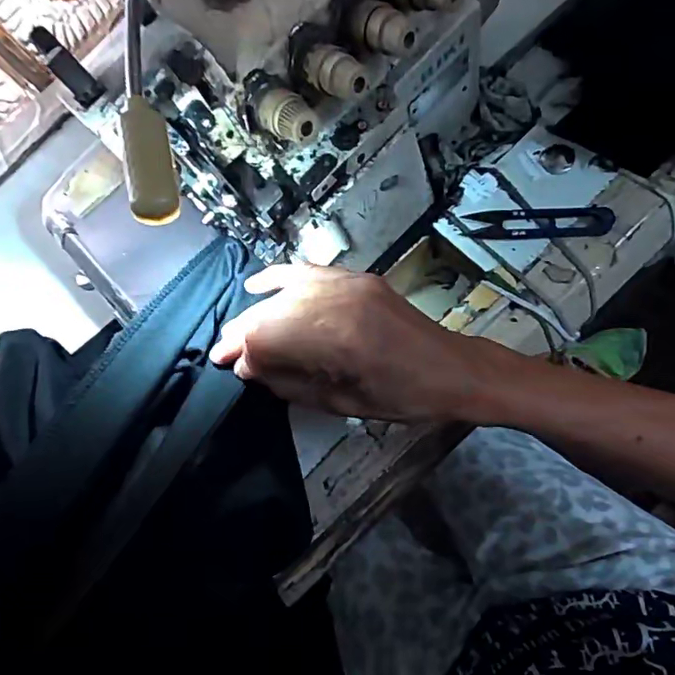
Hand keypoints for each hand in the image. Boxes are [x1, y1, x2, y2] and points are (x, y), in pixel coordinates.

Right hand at [210, 262, 491, 420]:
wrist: (451, 368)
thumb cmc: (402, 397)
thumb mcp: (342, 402)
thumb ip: (290, 383)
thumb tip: (249, 368)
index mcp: (336, 339)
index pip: (268, 337)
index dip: (243, 352)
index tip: (227, 366)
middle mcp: (338, 302)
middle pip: (271, 311)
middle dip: (242, 333)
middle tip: (223, 353)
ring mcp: (349, 283)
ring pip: (284, 291)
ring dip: (257, 311)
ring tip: (238, 330)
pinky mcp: (356, 277)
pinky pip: (308, 272)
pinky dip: (280, 277)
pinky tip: (257, 284)